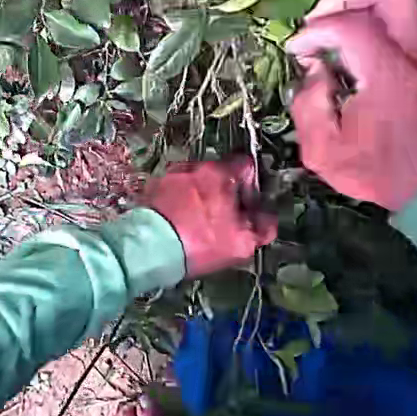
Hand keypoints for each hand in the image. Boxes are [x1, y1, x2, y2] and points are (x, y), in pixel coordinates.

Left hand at [143, 157, 276, 276]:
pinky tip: (181, 224)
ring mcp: (170, 176)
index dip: (252, 185)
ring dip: (201, 198)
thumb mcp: (242, 243)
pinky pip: (175, 192)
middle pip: (219, 174)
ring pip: (195, 182)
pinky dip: (180, 203)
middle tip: (225, 220)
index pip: (246, 164)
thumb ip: (262, 227)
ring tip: (199, 225)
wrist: (149, 251)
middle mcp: (193, 167)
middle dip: (225, 193)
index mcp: (219, 173)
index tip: (249, 204)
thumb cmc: (198, 244)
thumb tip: (267, 220)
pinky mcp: (152, 189)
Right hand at [285, 0, 416, 211]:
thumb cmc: (376, 173)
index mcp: (390, 77)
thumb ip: (308, 104)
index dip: (314, 30)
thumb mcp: (323, 151)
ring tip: (330, 31)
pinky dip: (372, 19)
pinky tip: (349, 46)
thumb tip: (314, 70)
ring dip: (359, 3)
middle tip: (317, 20)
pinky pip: (403, 17)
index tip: (295, 51)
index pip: (351, 24)